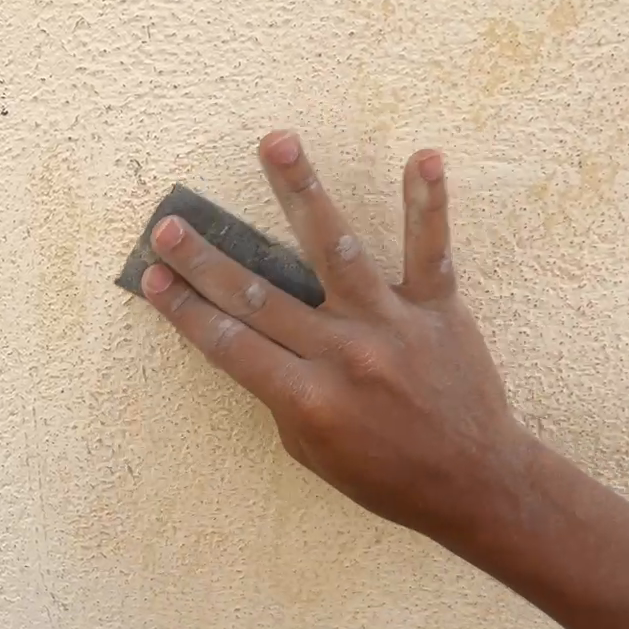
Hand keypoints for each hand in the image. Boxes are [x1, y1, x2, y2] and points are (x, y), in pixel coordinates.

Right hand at [138, 131, 537, 541]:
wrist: (477, 486)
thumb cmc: (383, 476)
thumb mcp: (307, 451)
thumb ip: (276, 392)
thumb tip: (250, 336)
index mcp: (306, 398)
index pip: (228, 343)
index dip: (183, 309)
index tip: (151, 276)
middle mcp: (342, 354)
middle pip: (259, 294)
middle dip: (205, 259)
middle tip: (170, 225)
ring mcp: (390, 325)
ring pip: (337, 248)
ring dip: (301, 191)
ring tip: (275, 141)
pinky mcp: (438, 310)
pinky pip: (430, 251)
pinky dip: (427, 204)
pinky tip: (420, 156)